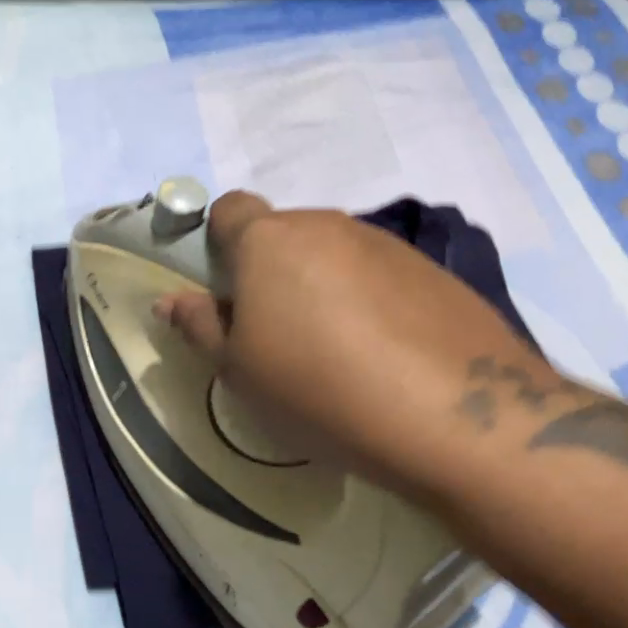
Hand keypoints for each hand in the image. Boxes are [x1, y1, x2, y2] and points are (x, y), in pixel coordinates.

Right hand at [155, 190, 585, 503]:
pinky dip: (370, 305)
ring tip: (336, 356)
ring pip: (333, 257)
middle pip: (283, 235)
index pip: (228, 209)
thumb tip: (170, 300)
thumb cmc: (318, 390)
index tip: (226, 294)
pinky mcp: (433, 272)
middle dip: (271, 273)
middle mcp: (327, 225)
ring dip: (322, 289)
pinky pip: (380, 278)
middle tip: (276, 339)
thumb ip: (200, 327)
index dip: (218, 243)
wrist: (456, 418)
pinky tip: (383, 358)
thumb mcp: (239, 371)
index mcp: (269, 240)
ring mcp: (387, 244)